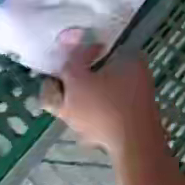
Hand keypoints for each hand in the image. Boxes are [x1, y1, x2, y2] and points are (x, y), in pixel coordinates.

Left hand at [41, 43, 164, 155]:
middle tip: (73, 74)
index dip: (85, 52)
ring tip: (93, 93)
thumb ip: (123, 56)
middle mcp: (67, 102)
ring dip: (73, 98)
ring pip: (64, 108)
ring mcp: (74, 122)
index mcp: (75, 81)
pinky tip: (103, 111)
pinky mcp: (87, 136)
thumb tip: (118, 55)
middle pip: (50, 91)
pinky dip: (88, 114)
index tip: (101, 48)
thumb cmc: (131, 96)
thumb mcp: (133, 65)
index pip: (72, 62)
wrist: (134, 136)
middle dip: (58, 81)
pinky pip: (82, 121)